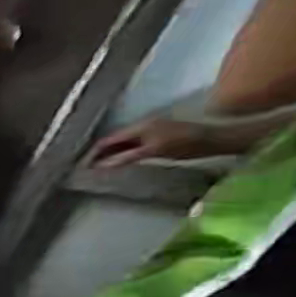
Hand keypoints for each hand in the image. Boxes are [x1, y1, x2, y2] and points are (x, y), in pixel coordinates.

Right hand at [86, 115, 229, 167]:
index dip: (93, 153)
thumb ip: (125, 157)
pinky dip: (119, 155)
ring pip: (120, 144)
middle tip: (84, 170)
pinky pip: (130, 146)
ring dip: (107, 155)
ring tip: (96, 169)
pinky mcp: (156, 138)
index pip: (108, 140)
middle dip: (97, 154)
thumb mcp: (153, 151)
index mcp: (140, 127)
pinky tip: (116, 163)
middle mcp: (143, 126)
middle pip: (112, 141)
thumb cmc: (186, 145)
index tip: (79, 167)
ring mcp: (150, 131)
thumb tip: (99, 166)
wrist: (215, 139)